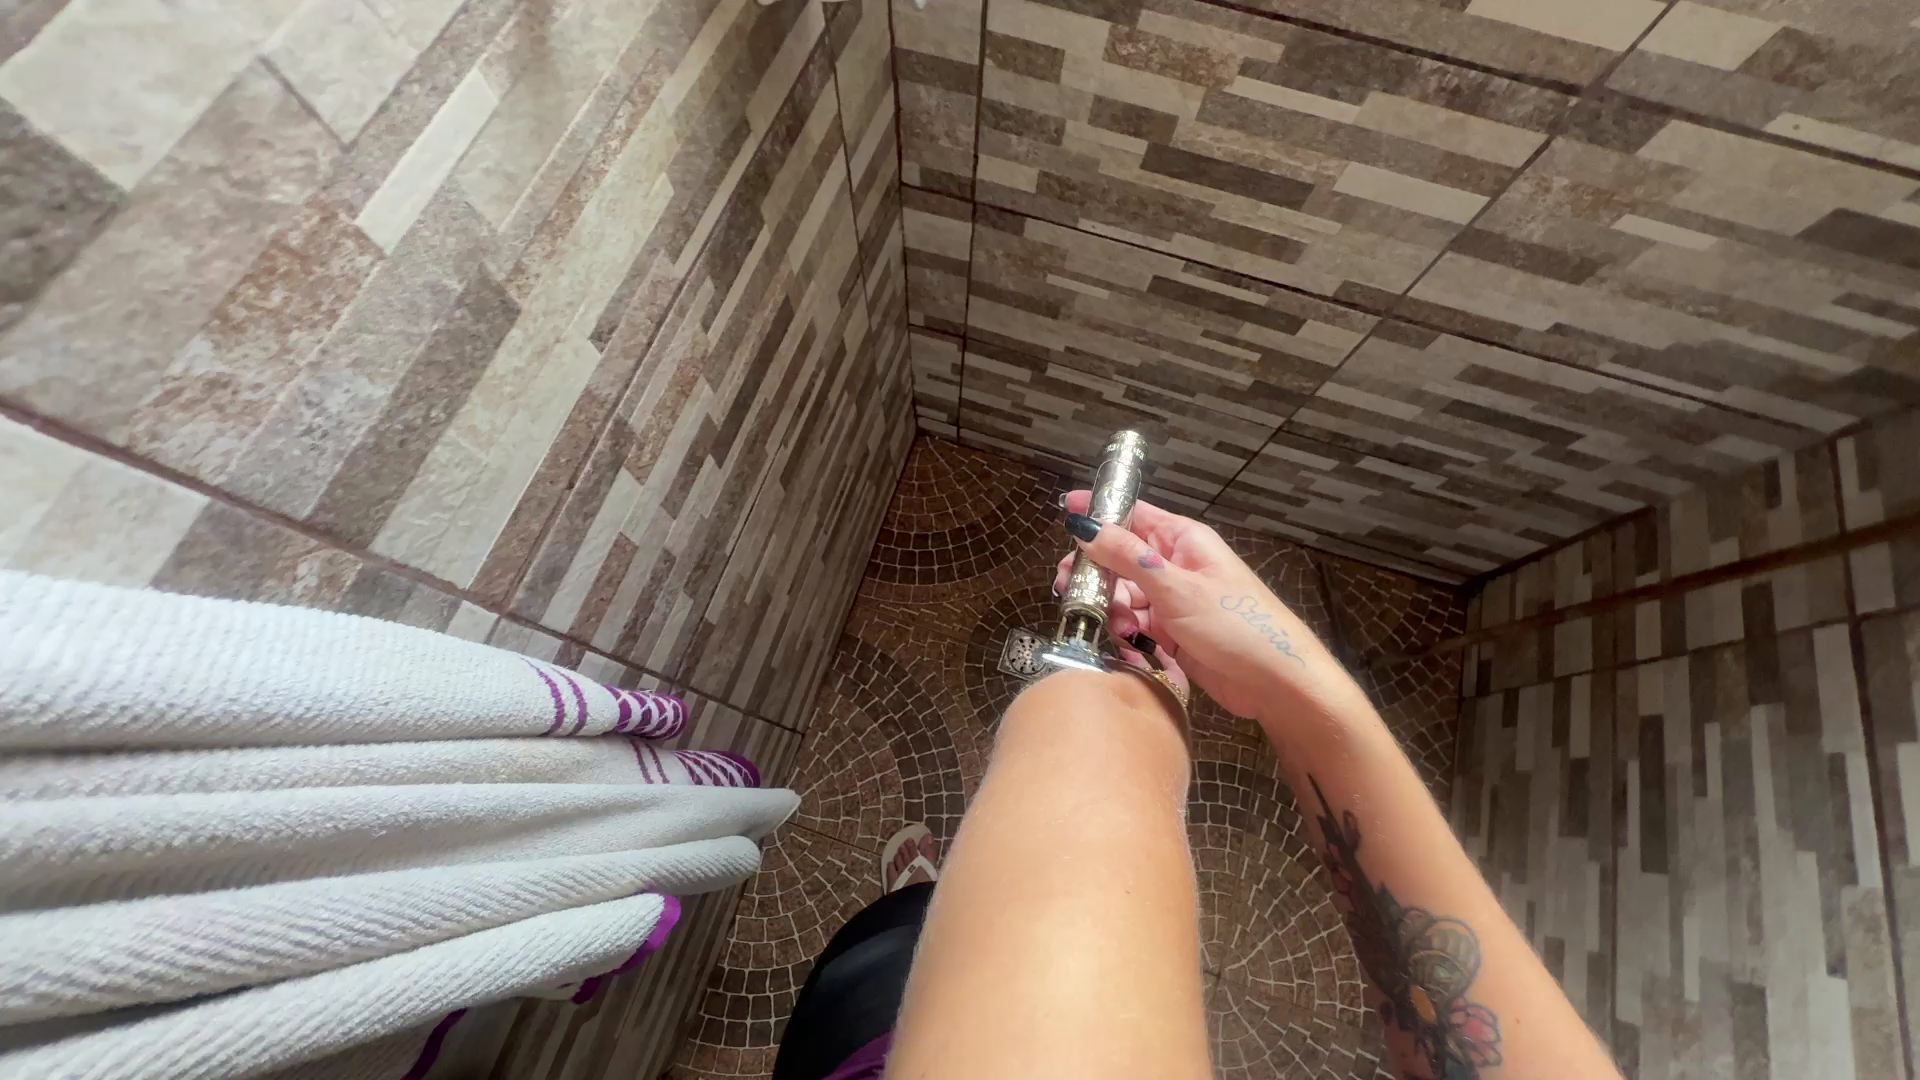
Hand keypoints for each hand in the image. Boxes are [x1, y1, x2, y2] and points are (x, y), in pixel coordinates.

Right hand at [1051, 494, 1337, 719]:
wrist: (1276, 683)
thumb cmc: (1235, 624)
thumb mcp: (1176, 587)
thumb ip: (1127, 557)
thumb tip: (1084, 526)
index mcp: (1183, 540)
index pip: (1133, 514)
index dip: (1100, 511)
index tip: (1066, 512)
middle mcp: (1175, 565)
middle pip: (1120, 558)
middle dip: (1095, 572)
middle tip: (1068, 586)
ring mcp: (1173, 600)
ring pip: (1124, 594)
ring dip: (1112, 609)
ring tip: (1114, 627)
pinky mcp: (1172, 632)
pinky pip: (1136, 624)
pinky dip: (1127, 634)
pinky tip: (1128, 646)